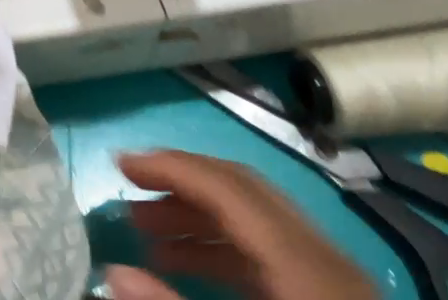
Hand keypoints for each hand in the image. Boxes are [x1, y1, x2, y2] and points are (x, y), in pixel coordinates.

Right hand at [104, 151, 378, 299]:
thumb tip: (115, 274)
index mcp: (305, 267)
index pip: (228, 189)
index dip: (171, 168)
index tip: (121, 164)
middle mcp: (322, 260)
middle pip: (244, 193)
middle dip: (181, 186)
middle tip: (129, 195)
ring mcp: (332, 282)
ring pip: (256, 222)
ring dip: (199, 218)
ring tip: (147, 234)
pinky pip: (270, 255)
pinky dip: (223, 249)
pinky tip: (188, 270)